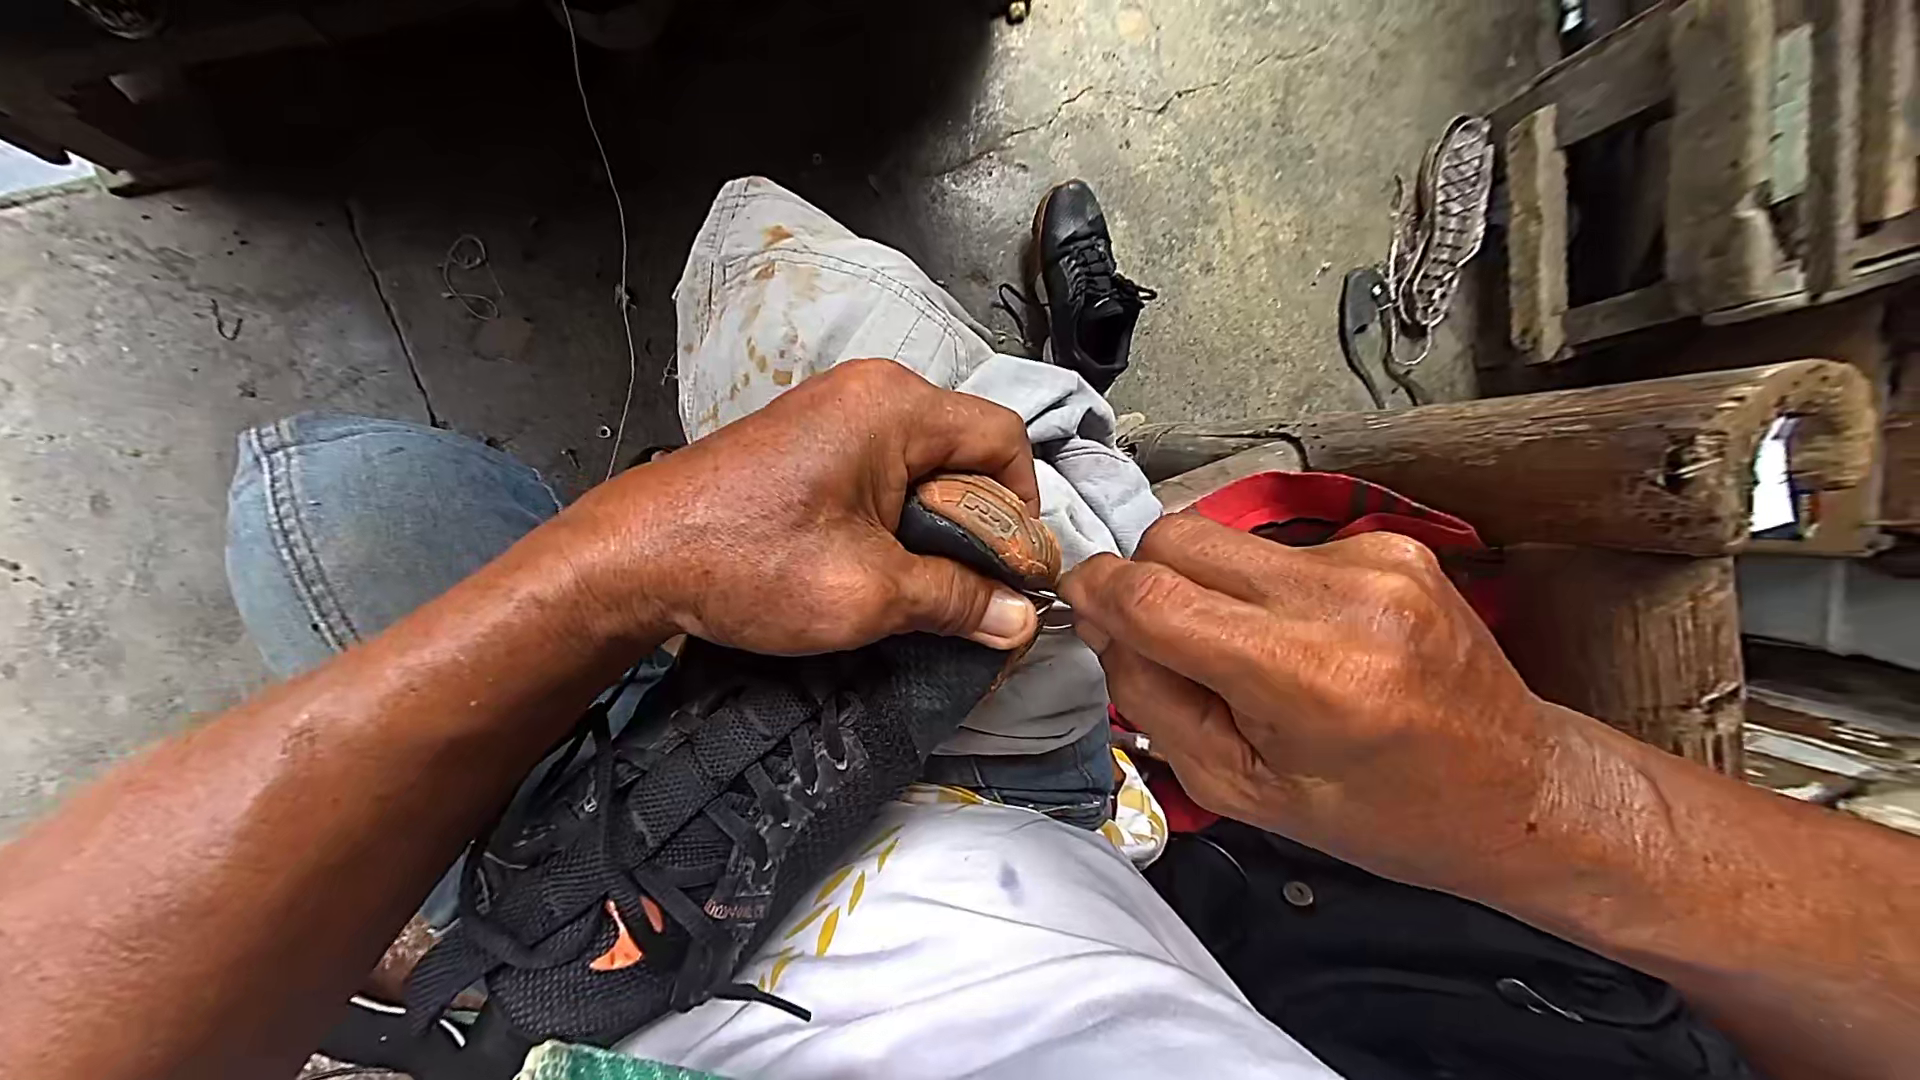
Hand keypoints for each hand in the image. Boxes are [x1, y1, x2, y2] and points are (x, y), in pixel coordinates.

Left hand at [553, 357, 1042, 655]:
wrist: (634, 558)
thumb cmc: (751, 565)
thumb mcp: (870, 593)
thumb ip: (957, 599)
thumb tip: (1023, 620)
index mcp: (896, 407)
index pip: (1004, 439)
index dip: (1023, 506)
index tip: (1010, 567)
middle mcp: (873, 391)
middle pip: (968, 448)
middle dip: (980, 518)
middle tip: (969, 582)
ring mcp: (839, 409)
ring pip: (929, 461)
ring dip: (940, 520)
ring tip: (922, 576)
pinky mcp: (815, 437)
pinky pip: (888, 466)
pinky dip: (902, 511)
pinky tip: (881, 556)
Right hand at [1060, 513, 1556, 890]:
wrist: (1522, 788)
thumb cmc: (1379, 811)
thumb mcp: (1235, 787)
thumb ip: (1150, 697)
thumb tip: (1106, 625)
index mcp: (1308, 676)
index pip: (1154, 596)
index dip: (1095, 590)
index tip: (1080, 601)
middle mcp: (1343, 597)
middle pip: (1172, 538)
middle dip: (1140, 579)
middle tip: (1155, 635)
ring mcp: (1371, 557)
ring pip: (1213, 534)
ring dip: (1195, 582)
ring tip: (1235, 642)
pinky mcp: (1385, 541)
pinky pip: (1264, 544)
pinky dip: (1248, 582)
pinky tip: (1289, 630)